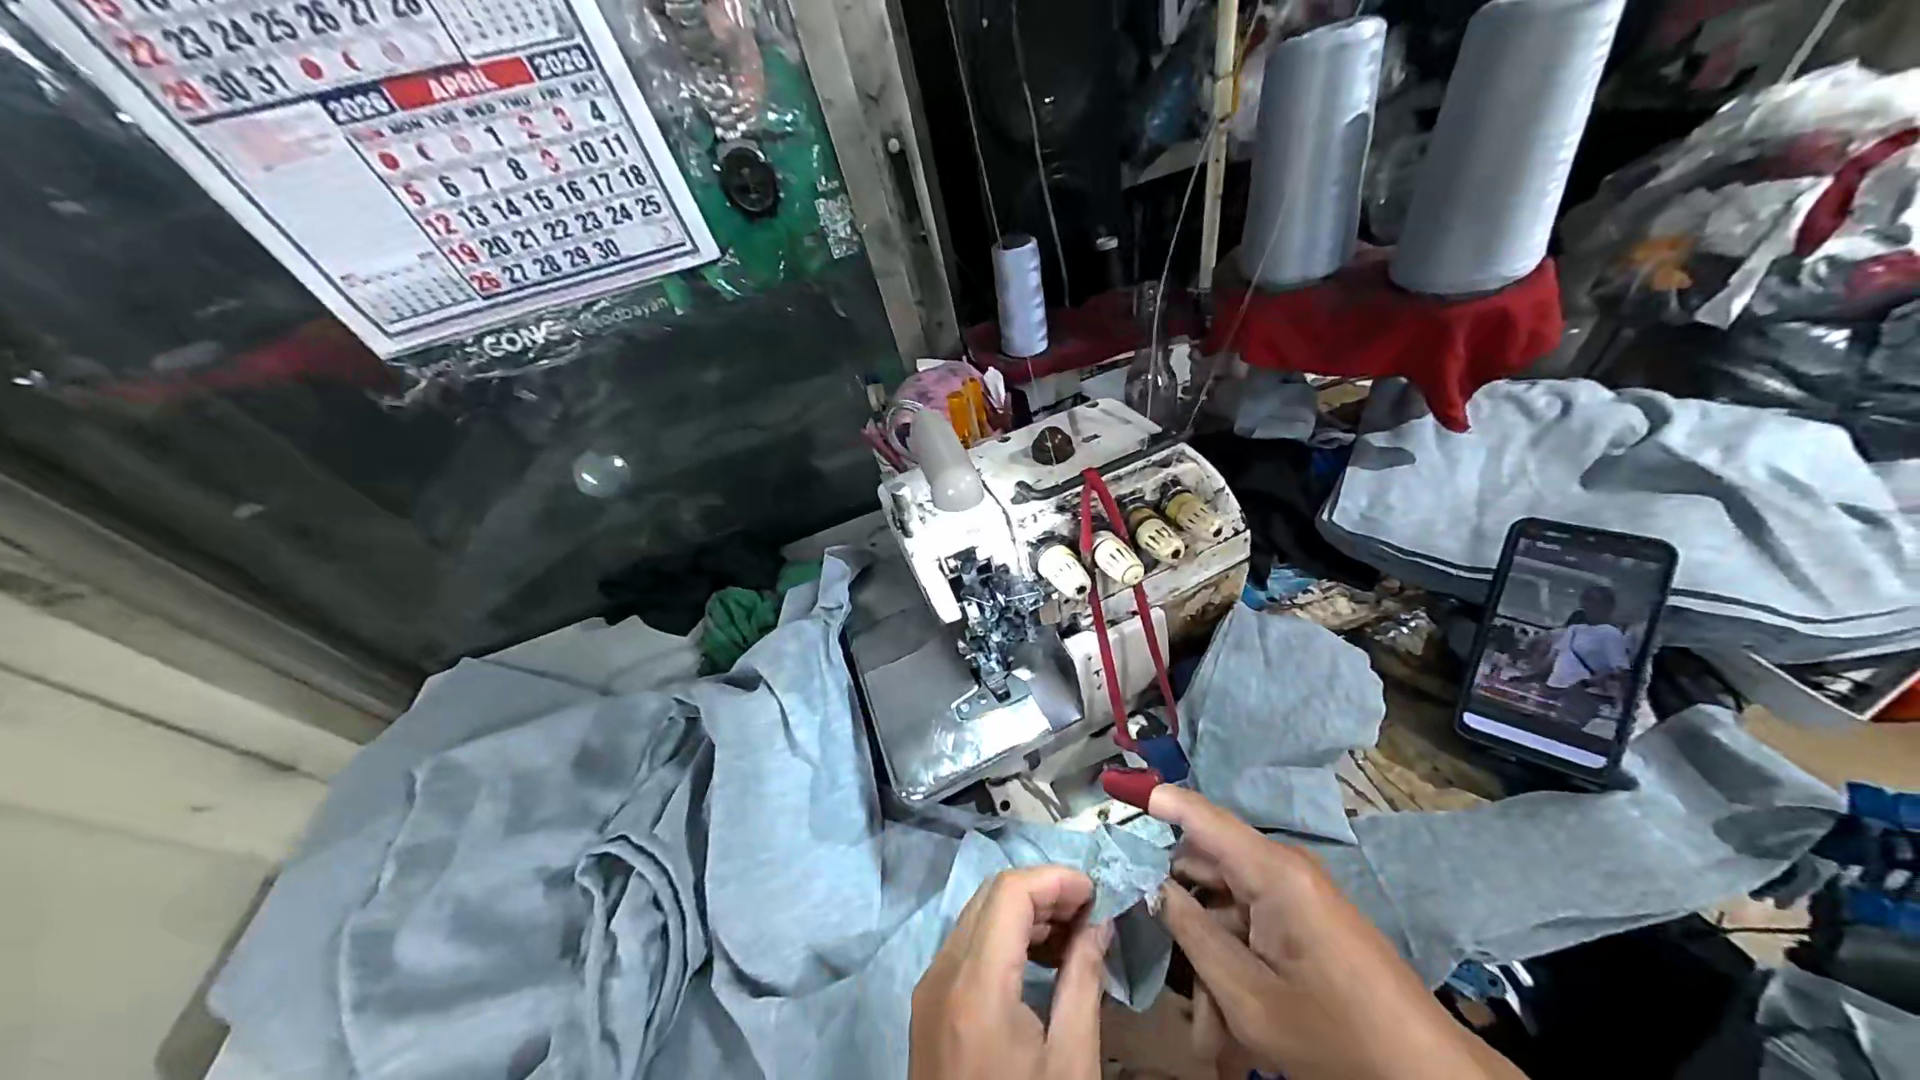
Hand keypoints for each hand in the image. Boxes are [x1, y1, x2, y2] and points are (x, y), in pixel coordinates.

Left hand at [910, 866, 1112, 1079]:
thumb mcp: (1071, 1062)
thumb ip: (1084, 980)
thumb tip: (1098, 922)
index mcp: (975, 985)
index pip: (1010, 892)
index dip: (1055, 879)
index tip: (1096, 891)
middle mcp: (941, 971)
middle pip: (990, 895)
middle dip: (1043, 891)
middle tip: (1089, 911)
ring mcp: (928, 984)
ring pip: (977, 914)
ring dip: (1024, 911)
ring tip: (1072, 933)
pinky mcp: (928, 1000)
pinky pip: (966, 943)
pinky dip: (1004, 935)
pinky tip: (1039, 957)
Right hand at [1147, 785, 1523, 1079]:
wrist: (1427, 1078)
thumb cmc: (1334, 1033)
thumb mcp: (1246, 993)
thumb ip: (1191, 930)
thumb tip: (1152, 887)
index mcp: (1271, 871)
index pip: (1199, 815)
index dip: (1154, 798)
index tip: (1113, 788)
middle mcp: (1281, 868)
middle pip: (1204, 865)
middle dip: (1175, 909)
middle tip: (1145, 945)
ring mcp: (1294, 894)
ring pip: (1223, 904)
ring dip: (1205, 954)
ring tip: (1206, 1029)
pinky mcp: (1302, 918)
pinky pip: (1248, 923)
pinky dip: (1231, 962)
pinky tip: (1226, 1023)